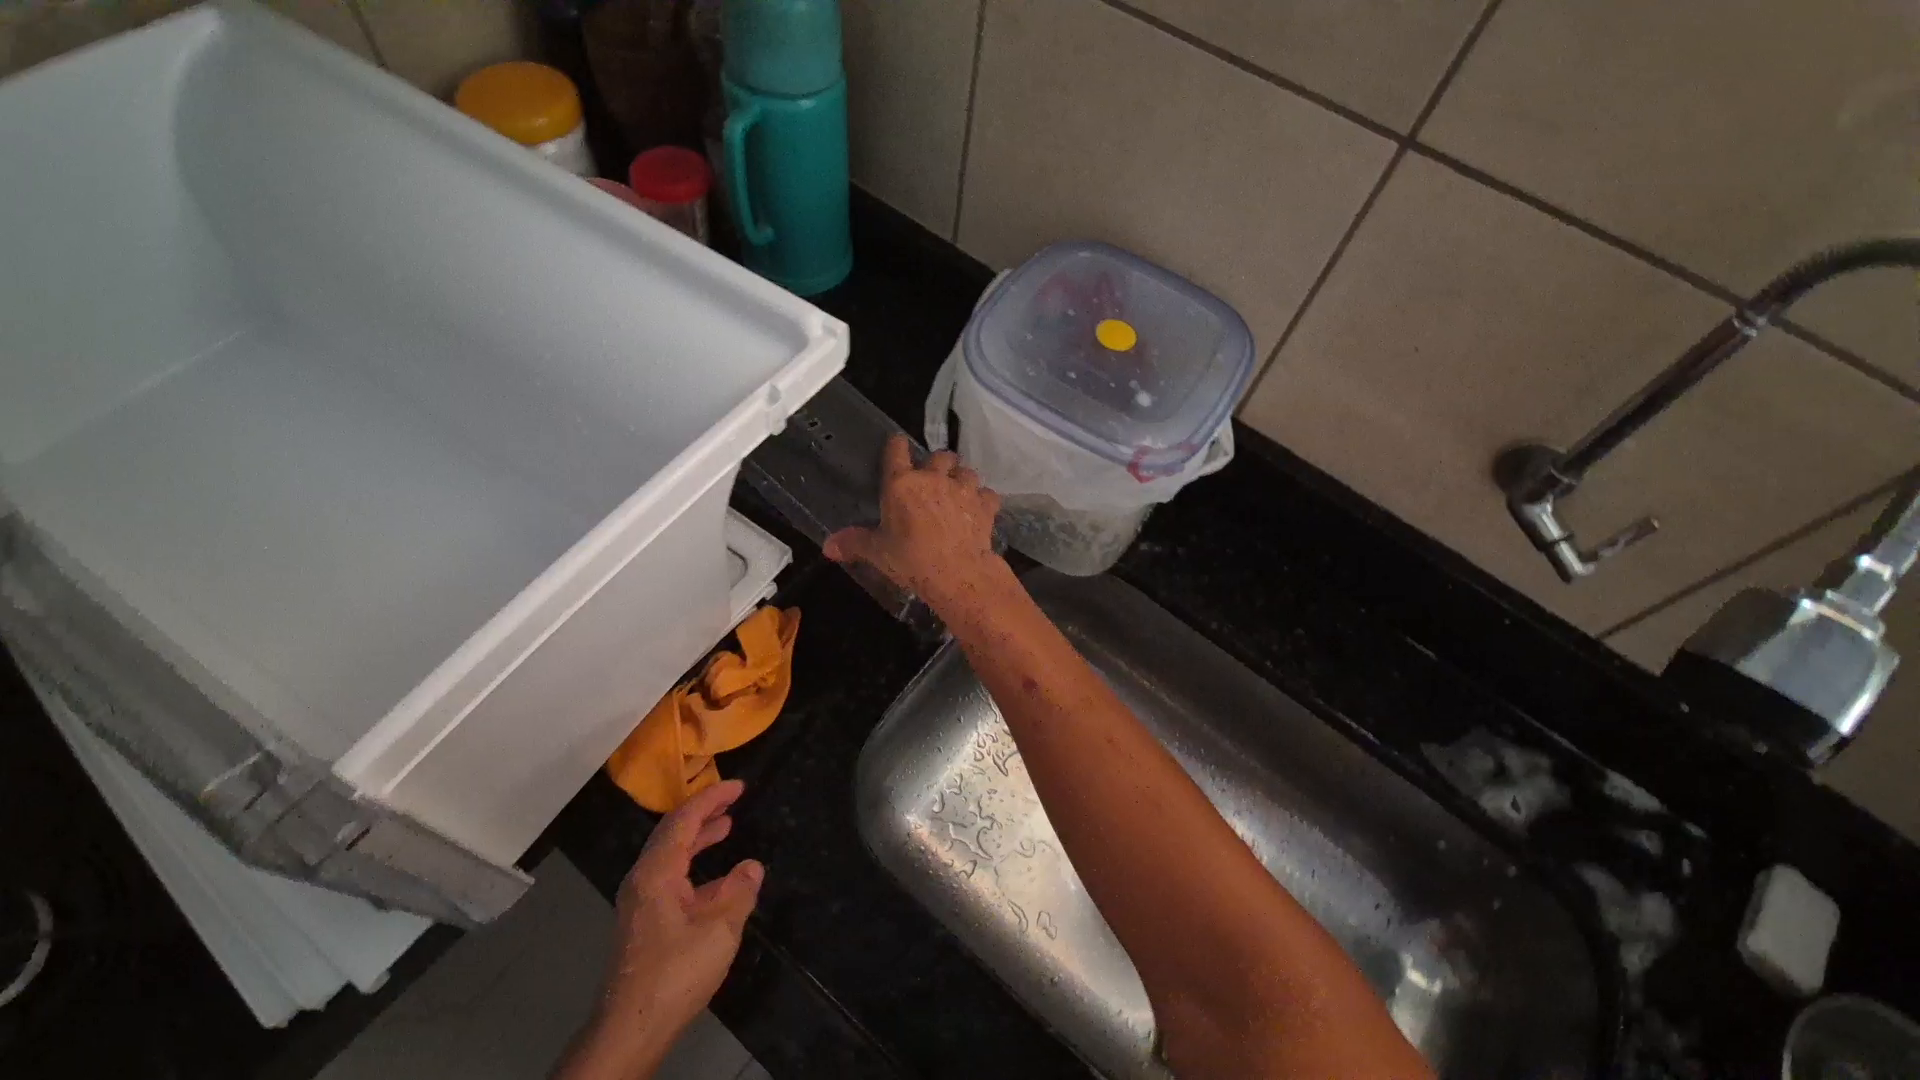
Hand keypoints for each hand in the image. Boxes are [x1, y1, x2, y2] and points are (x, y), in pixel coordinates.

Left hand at [567, 780, 761, 1078]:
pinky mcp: (644, 925)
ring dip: (698, 841)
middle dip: (702, 815)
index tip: (738, 786)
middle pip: (671, 835)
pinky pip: (672, 881)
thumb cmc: (674, 973)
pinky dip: (696, 870)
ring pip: (671, 859)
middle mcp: (642, 881)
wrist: (631, 1027)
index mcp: (655, 873)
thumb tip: (751, 867)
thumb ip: (738, 893)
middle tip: (732, 800)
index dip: (711, 799)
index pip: (683, 821)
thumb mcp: (719, 930)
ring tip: (726, 828)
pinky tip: (719, 882)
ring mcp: (640, 904)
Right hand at [824, 434, 1004, 612]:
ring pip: (965, 470)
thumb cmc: (911, 559)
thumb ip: (854, 543)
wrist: (958, 573)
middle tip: (932, 478)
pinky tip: (978, 510)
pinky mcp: (985, 505)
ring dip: (960, 478)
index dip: (897, 445)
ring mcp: (963, 489)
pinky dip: (982, 499)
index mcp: (901, 484)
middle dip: (937, 463)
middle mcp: (933, 478)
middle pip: (939, 456)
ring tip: (956, 492)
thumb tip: (827, 546)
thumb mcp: (878, 553)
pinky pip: (986, 493)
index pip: (897, 451)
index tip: (898, 444)